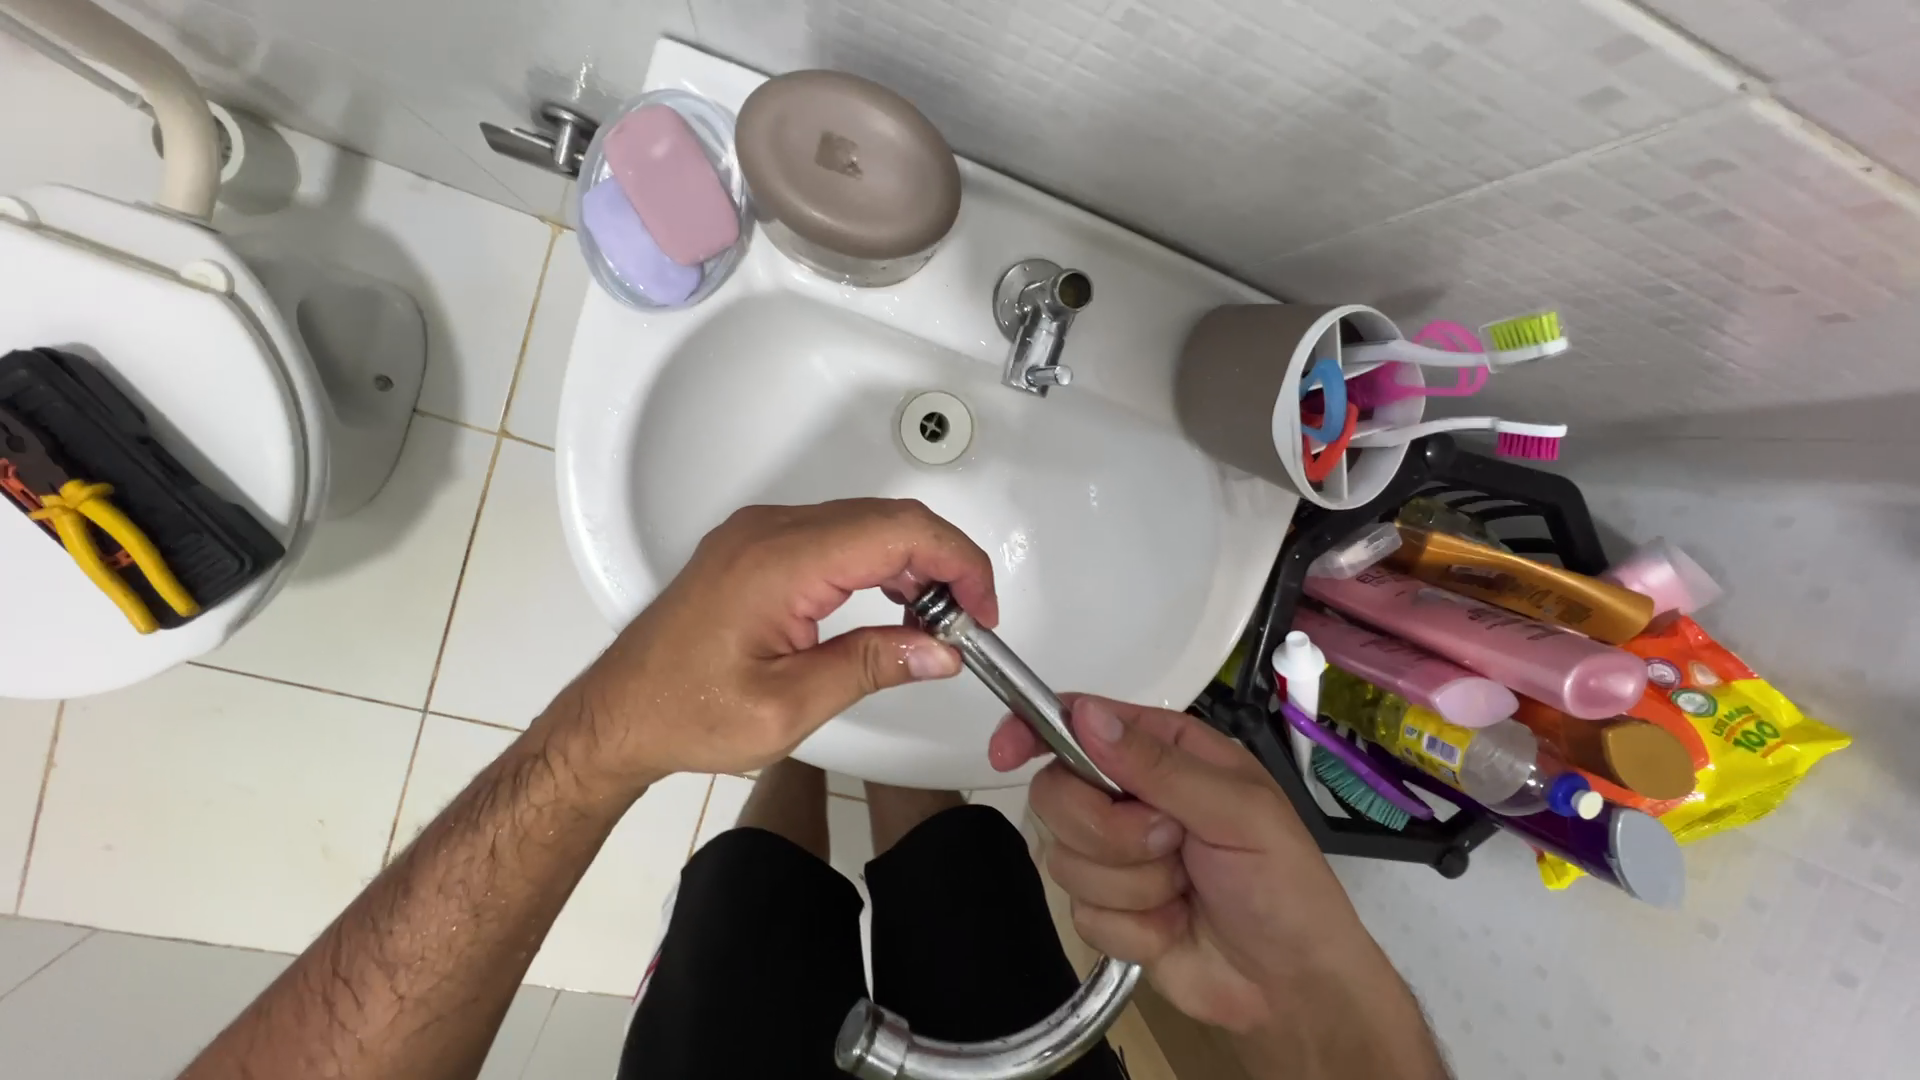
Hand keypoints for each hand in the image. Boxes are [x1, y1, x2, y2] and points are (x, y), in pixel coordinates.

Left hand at [561, 499, 996, 794]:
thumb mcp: (789, 708)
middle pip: (889, 519)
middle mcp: (771, 530)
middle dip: (944, 562)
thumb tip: (941, 650)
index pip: (898, 531)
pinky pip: (840, 534)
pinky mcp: (761, 544)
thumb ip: (872, 667)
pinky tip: (894, 603)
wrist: (619, 713)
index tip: (982, 608)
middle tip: (968, 621)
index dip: (957, 561)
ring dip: (915, 561)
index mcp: (780, 563)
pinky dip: (880, 561)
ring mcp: (763, 532)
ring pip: (869, 522)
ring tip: (936, 621)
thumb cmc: (685, 714)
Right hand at [990, 697, 1446, 1077]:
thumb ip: (1158, 764)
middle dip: (1111, 830)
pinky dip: (1134, 925)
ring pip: (1066, 855)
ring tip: (1184, 888)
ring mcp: (1112, 853)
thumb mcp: (1237, 810)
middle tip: (1170, 842)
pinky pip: (1082, 910)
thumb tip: (1085, 716)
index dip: (1035, 731)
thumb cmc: (1282, 883)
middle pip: (1057, 792)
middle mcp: (1127, 794)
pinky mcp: (1106, 908)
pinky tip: (1172, 925)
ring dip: (1133, 883)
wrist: (1291, 986)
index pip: (1078, 722)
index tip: (1007, 753)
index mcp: (1161, 751)